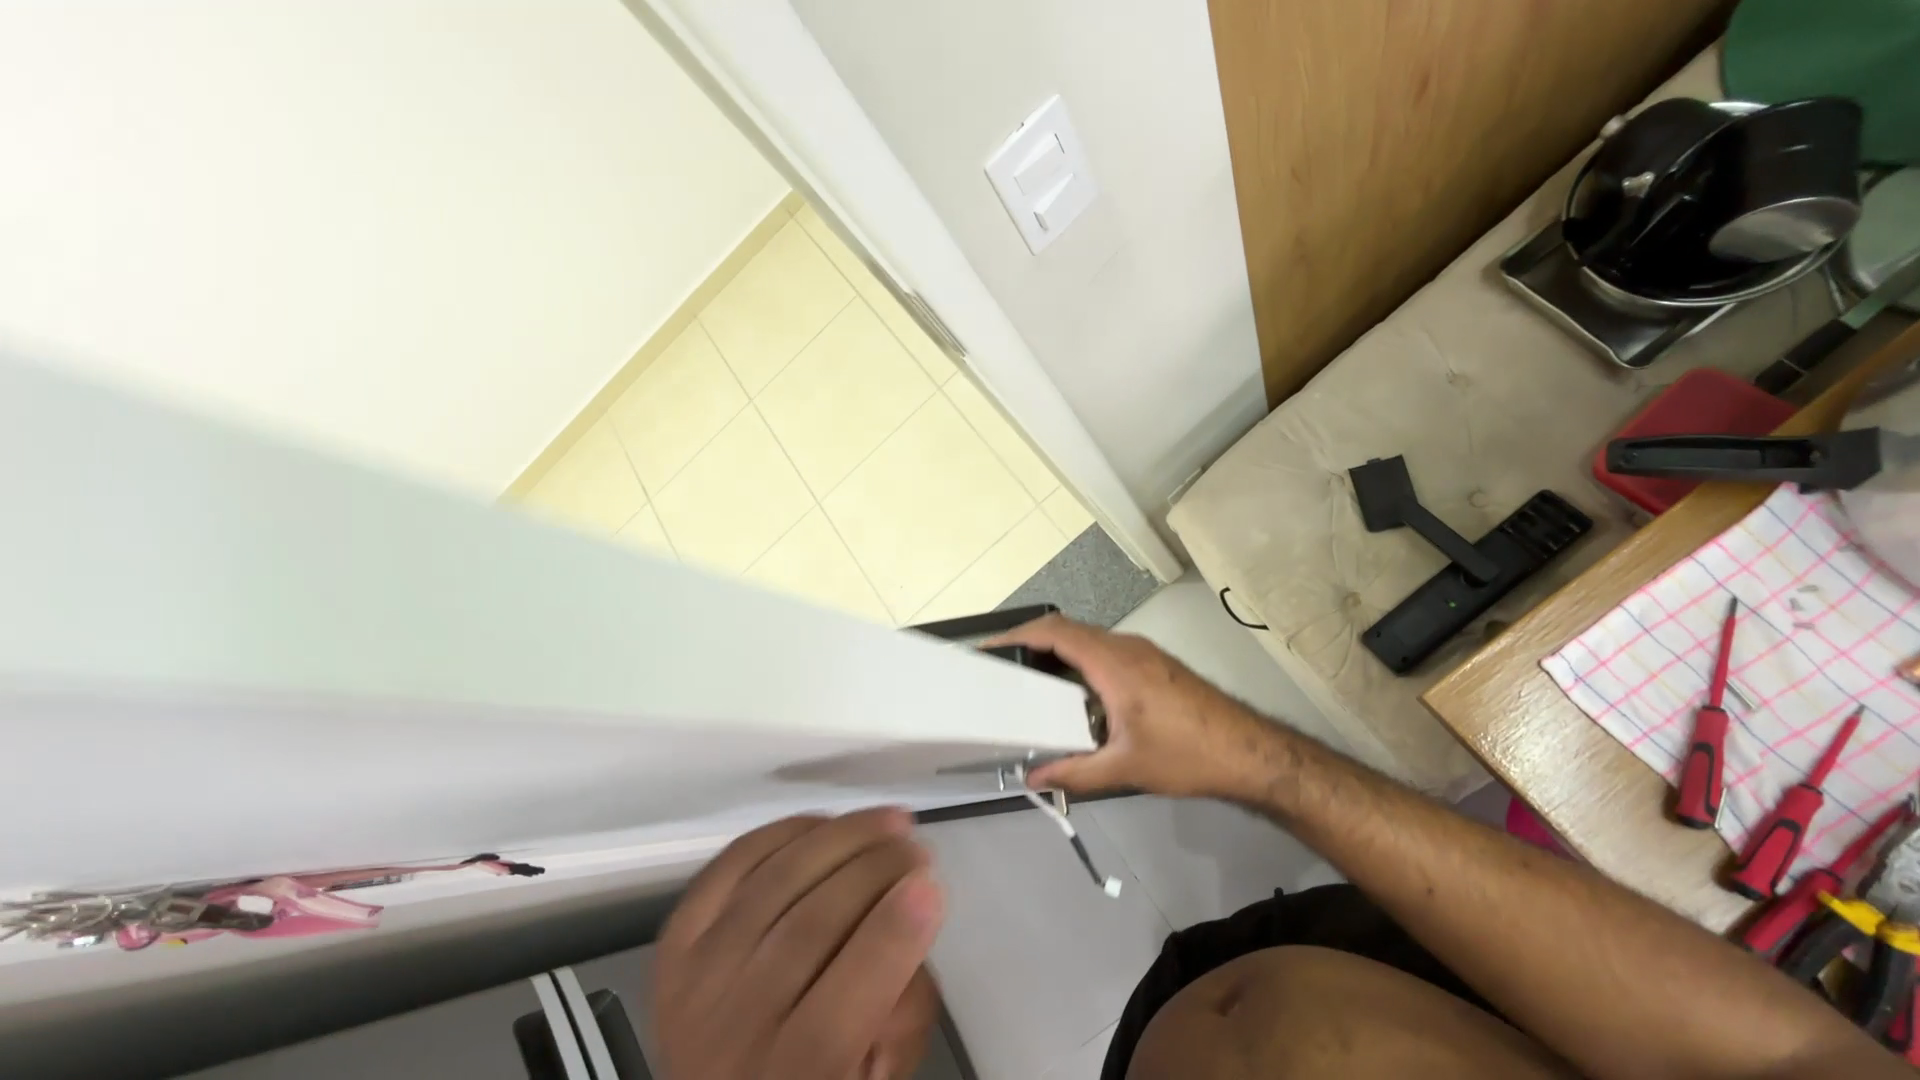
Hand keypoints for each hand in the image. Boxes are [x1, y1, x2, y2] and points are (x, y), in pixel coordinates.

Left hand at [654, 809, 945, 1079]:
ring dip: (839, 838)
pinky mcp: (674, 941)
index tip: (931, 885)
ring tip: (888, 822)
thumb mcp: (879, 1069)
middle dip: (874, 873)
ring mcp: (694, 980)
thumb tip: (909, 911)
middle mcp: (727, 1034)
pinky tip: (827, 825)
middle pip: (806, 932)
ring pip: (773, 886)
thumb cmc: (819, 1075)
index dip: (888, 940)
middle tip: (917, 848)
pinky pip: (730, 867)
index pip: (836, 1014)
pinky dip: (782, 834)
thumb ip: (903, 1010)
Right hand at [991, 615, 1281, 799]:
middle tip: (1002, 669)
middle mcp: (1127, 647)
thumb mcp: (1124, 768)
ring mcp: (1144, 653)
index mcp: (1115, 663)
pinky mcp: (1155, 664)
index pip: (1055, 632)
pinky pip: (1106, 652)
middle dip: (1031, 644)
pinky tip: (1074, 695)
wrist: (1251, 752)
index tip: (989, 648)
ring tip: (1031, 683)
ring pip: (1088, 640)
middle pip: (1068, 630)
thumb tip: (1035, 779)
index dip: (1018, 634)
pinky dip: (1080, 663)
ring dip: (1057, 654)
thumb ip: (1074, 772)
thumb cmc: (1186, 755)